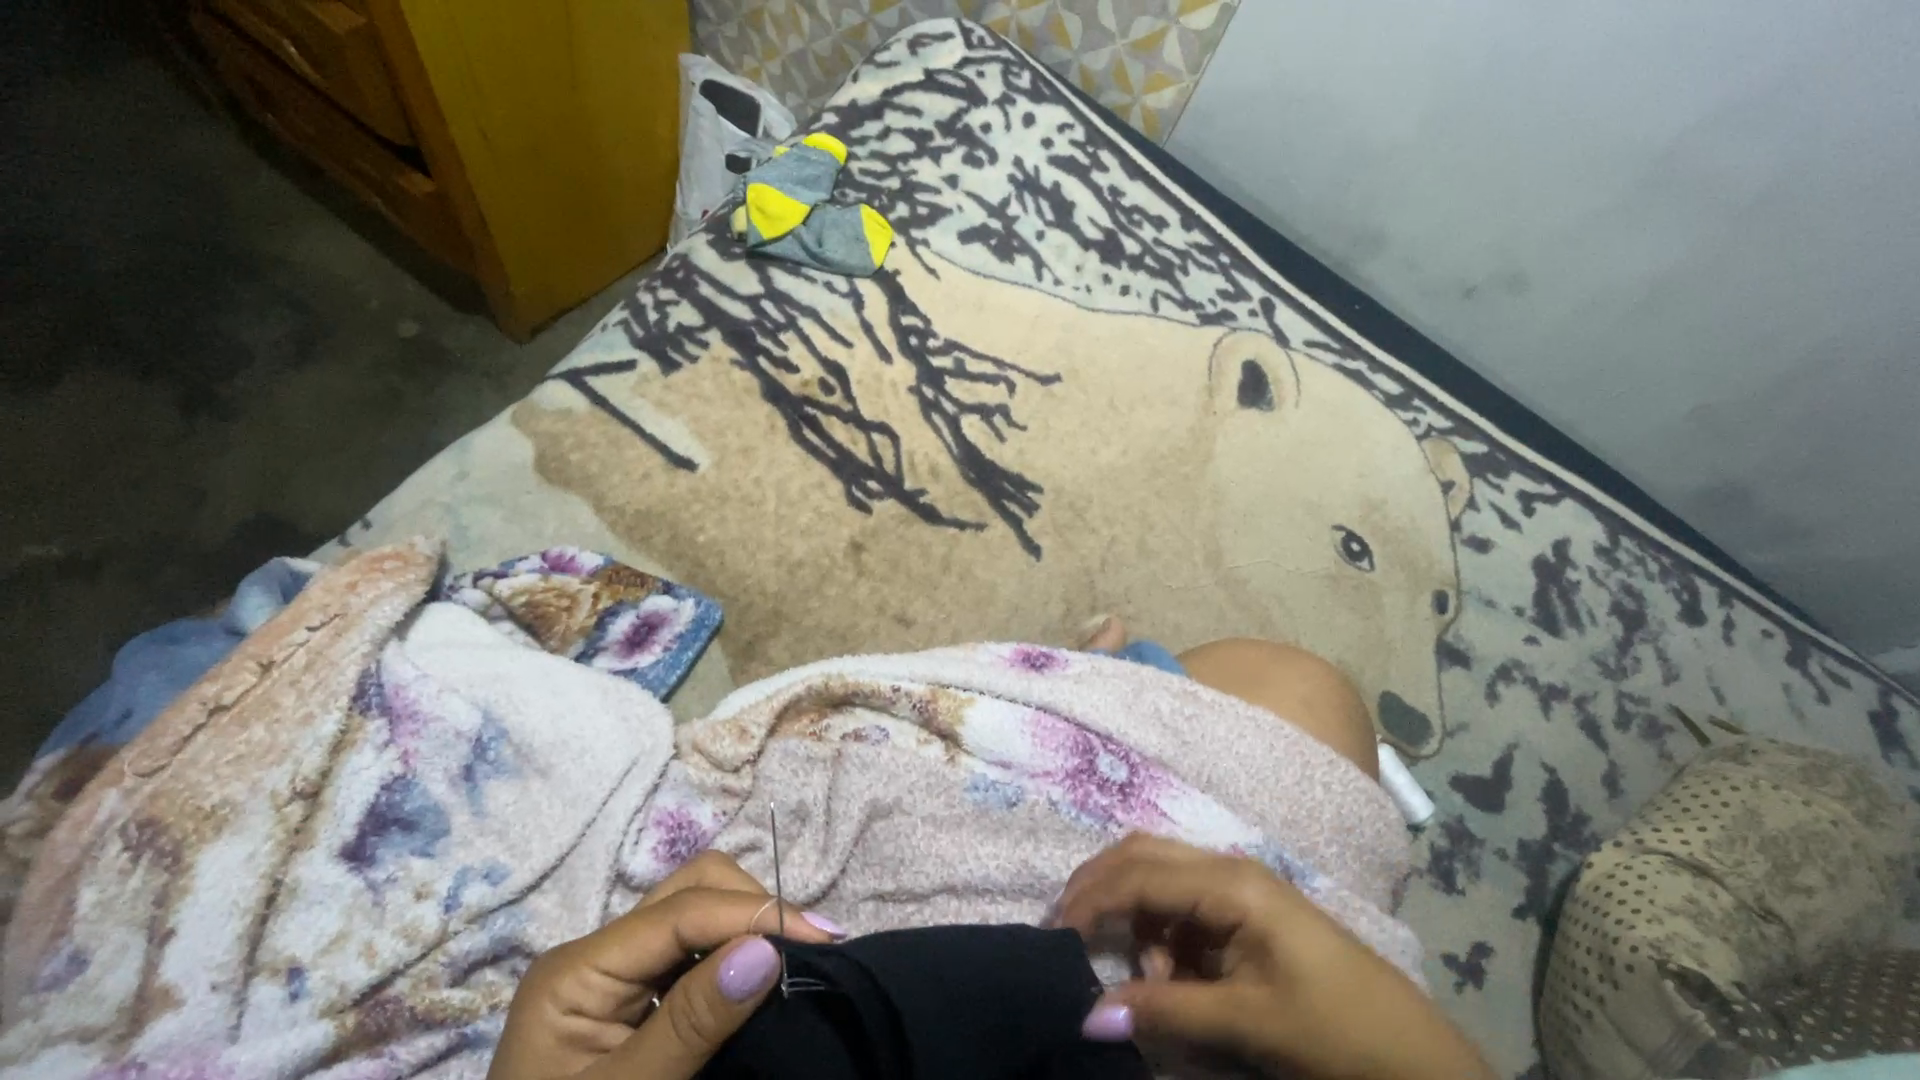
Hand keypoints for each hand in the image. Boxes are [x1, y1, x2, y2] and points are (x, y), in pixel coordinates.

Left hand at [488, 851, 846, 1079]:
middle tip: (812, 950)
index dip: (755, 914)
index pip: (681, 910)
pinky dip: (734, 955)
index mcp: (577, 971)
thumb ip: (691, 1024)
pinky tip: (763, 977)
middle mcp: (596, 955)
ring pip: (696, 911)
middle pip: (689, 888)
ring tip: (798, 961)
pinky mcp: (632, 999)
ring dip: (749, 926)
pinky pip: (692, 953)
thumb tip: (767, 949)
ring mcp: (613, 975)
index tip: (824, 938)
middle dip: (754, 907)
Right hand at [1054, 834, 1493, 1079]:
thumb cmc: (1335, 1029)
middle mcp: (1231, 868)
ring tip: (1144, 973)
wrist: (1414, 1052)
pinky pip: (1182, 903)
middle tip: (1068, 928)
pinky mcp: (1246, 910)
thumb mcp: (1246, 1022)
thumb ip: (1164, 1009)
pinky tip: (1172, 972)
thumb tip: (1087, 1014)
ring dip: (1134, 914)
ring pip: (1160, 875)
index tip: (1055, 933)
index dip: (1091, 899)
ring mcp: (1240, 886)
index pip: (1140, 873)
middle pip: (1143, 853)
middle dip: (1100, 885)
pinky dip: (1160, 931)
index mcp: (1232, 883)